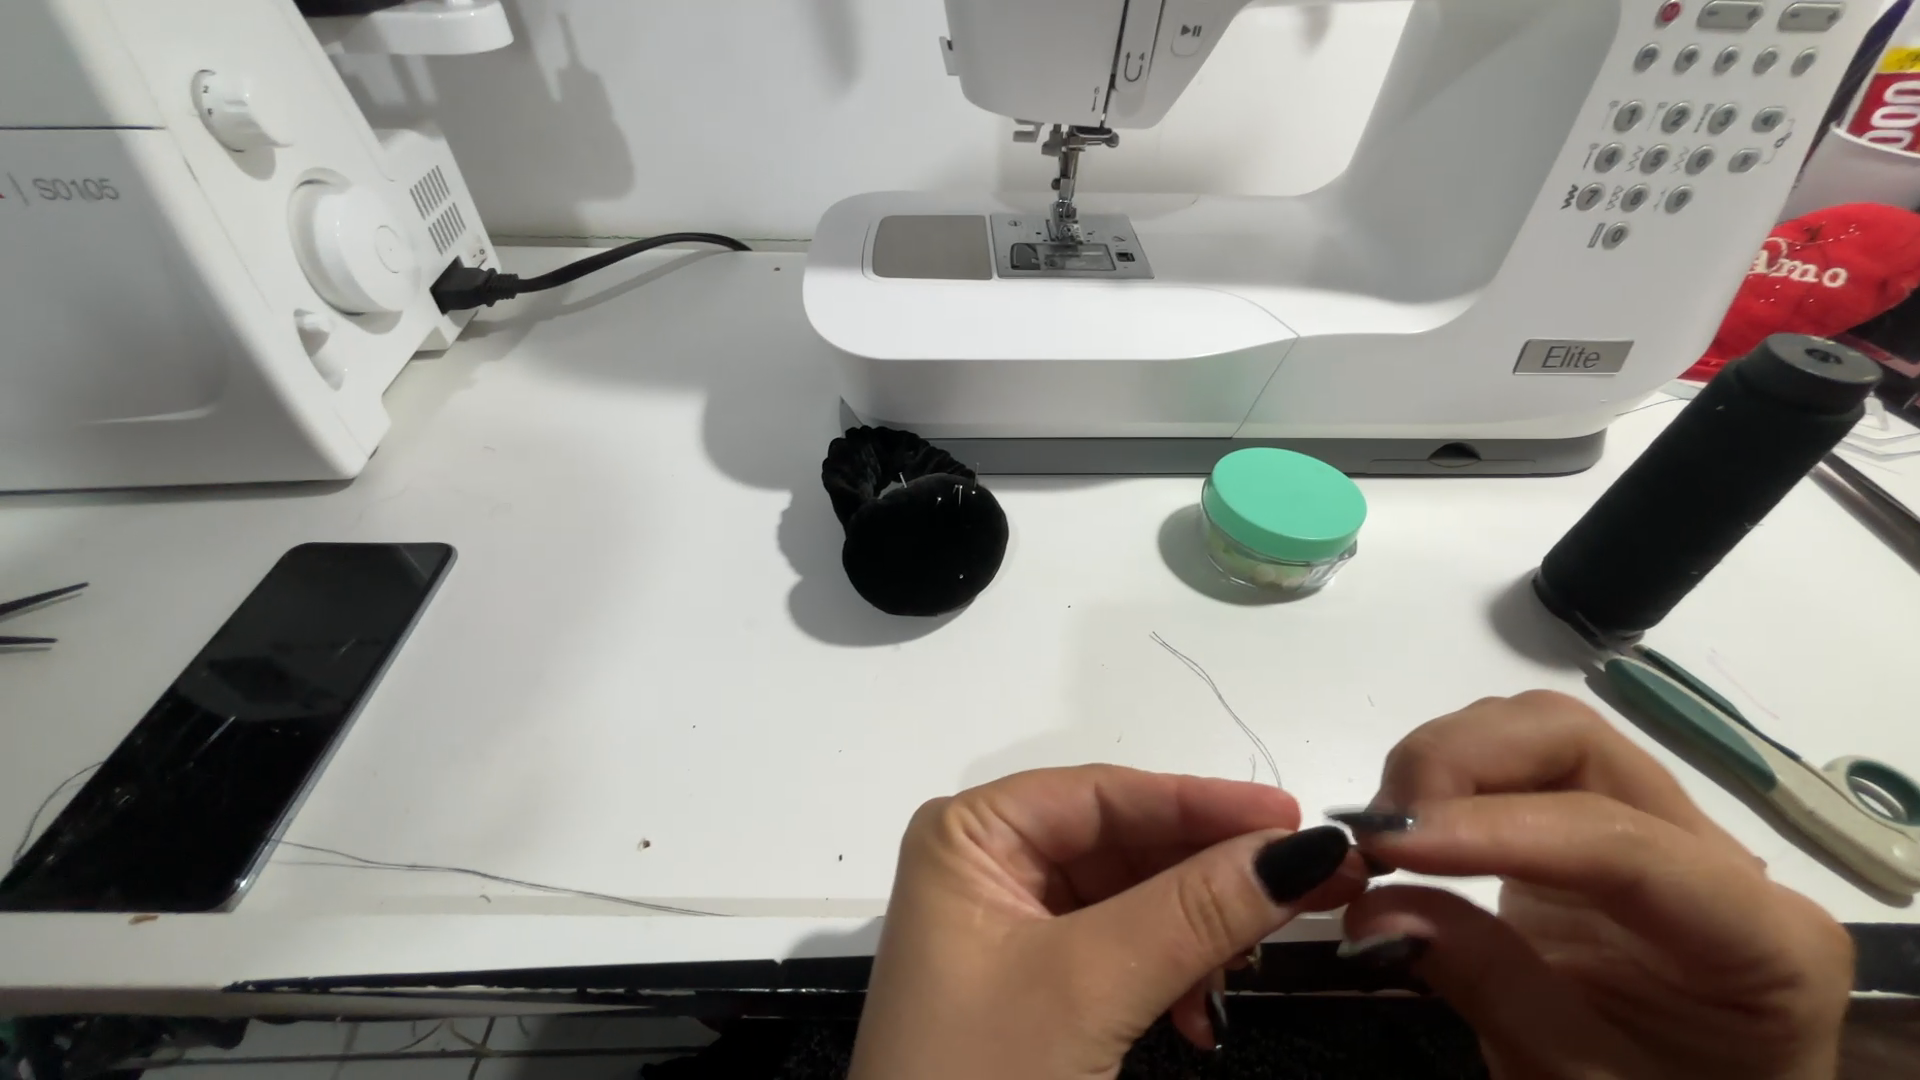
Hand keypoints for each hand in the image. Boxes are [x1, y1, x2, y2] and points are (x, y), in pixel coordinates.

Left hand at [849, 766, 1365, 1079]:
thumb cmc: (980, 1077)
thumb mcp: (1087, 986)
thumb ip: (1191, 912)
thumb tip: (1297, 851)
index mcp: (972, 831)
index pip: (1102, 794)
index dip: (1200, 802)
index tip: (1293, 817)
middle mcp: (989, 857)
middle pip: (1122, 841)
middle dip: (1210, 873)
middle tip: (1312, 884)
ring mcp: (1012, 915)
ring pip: (1131, 894)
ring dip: (1194, 932)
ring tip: (1245, 969)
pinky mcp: (1036, 971)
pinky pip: (1121, 945)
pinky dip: (1170, 971)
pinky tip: (1202, 1015)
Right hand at [1344, 691, 1853, 1079]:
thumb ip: (1490, 987)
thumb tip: (1371, 907)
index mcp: (1757, 938)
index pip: (1617, 841)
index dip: (1492, 828)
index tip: (1385, 845)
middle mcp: (1709, 852)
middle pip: (1570, 739)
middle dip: (1456, 760)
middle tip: (1382, 828)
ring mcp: (1642, 818)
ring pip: (1529, 727)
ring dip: (1440, 759)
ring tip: (1391, 833)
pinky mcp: (1578, 811)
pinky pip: (1503, 753)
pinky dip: (1438, 772)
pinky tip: (1411, 827)